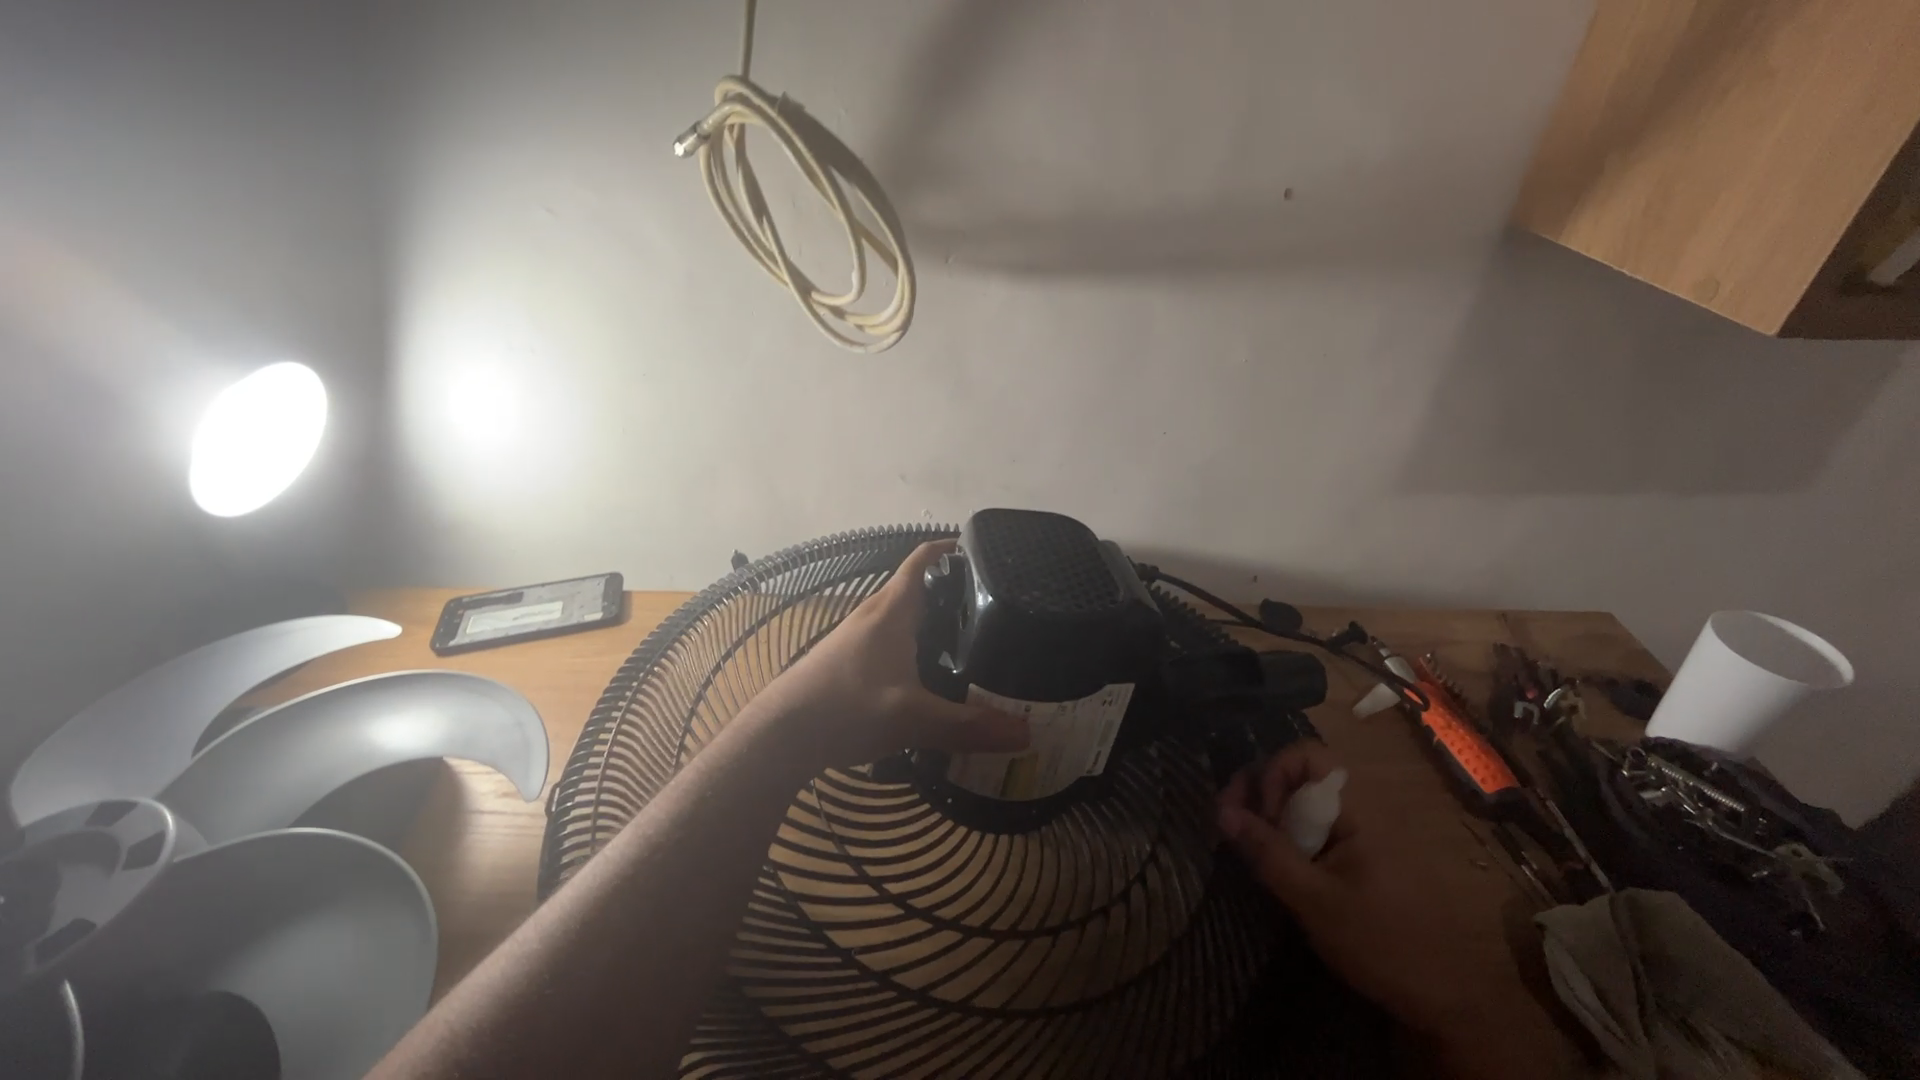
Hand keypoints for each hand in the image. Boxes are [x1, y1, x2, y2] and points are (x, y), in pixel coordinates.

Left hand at [753, 540, 1029, 769]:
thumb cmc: (845, 709)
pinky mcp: (846, 665)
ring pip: (903, 622)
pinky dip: (915, 654)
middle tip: (993, 616)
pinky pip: (891, 647)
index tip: (985, 557)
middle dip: (954, 597)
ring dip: (933, 629)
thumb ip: (969, 726)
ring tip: (971, 650)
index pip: (922, 560)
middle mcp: (872, 617)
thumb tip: (1027, 735)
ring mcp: (855, 641)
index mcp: (890, 611)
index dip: (951, 550)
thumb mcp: (913, 718)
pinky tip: (929, 685)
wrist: (777, 735)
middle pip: (918, 592)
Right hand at [1215, 744, 1538, 1038]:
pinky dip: (1295, 834)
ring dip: (1275, 815)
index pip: (1305, 755)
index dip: (1271, 775)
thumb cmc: (1380, 944)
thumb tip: (1222, 812)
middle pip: (1303, 772)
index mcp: (1360, 809)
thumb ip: (1267, 852)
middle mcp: (1367, 807)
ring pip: (1309, 799)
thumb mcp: (1313, 900)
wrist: (1447, 997)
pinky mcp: (1369, 853)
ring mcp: (1370, 830)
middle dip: (1263, 792)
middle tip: (1238, 829)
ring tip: (1257, 849)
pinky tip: (1283, 864)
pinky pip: (1323, 823)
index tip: (1258, 819)